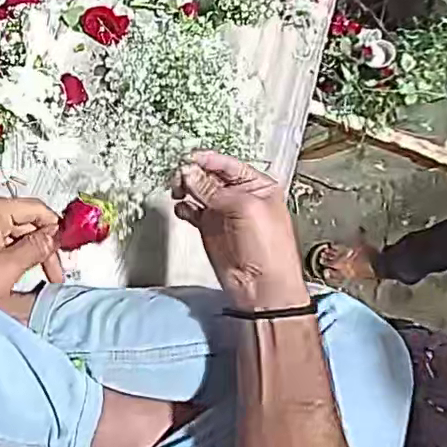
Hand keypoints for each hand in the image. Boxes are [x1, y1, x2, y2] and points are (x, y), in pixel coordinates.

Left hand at [0, 197, 63, 334]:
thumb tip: (55, 236)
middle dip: (43, 244)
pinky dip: (14, 256)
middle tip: (55, 271)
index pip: (34, 208)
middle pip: (25, 220)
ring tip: (43, 275)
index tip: (66, 248)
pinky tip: (23, 272)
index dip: (54, 227)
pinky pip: (0, 241)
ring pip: (14, 233)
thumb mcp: (8, 267)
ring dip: (30, 253)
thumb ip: (37, 247)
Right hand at [171, 151, 307, 310]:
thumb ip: (213, 189)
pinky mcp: (210, 227)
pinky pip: (192, 210)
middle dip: (193, 173)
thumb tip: (189, 172)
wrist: (262, 288)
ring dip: (185, 188)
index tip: (188, 158)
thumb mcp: (244, 209)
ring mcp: (222, 212)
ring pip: (197, 191)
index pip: (227, 164)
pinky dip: (184, 207)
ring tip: (178, 191)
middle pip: (209, 175)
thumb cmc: (269, 249)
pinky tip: (181, 208)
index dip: (207, 159)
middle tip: (180, 176)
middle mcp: (239, 196)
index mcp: (257, 185)